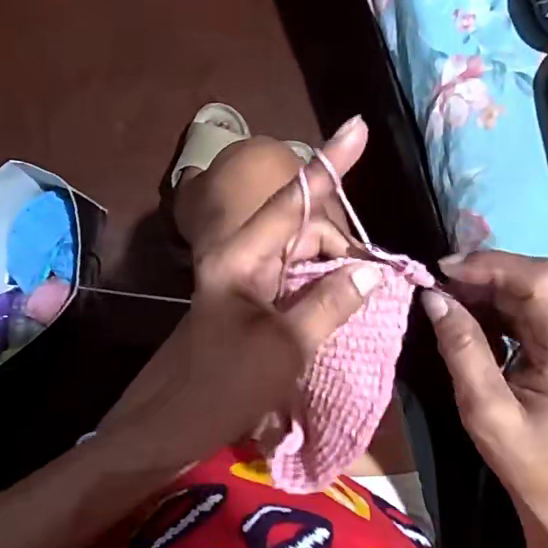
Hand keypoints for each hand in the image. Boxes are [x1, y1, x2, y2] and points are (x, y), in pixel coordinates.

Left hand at [99, 118, 378, 469]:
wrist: (168, 423)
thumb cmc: (223, 385)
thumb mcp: (287, 348)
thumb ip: (331, 303)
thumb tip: (373, 270)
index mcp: (241, 257)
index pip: (292, 200)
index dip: (329, 164)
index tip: (358, 124)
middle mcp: (239, 257)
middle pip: (301, 226)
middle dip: (341, 241)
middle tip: (380, 276)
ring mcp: (242, 279)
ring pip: (298, 254)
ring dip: (333, 266)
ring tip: (365, 294)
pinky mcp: (246, 302)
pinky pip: (289, 279)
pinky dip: (318, 285)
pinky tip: (342, 302)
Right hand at [422, 252, 547, 533]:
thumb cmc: (524, 456)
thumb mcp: (483, 409)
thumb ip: (462, 350)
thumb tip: (433, 297)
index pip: (543, 281)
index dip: (492, 265)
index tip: (443, 272)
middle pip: (536, 278)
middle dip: (482, 274)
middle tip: (435, 287)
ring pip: (529, 285)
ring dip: (483, 286)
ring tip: (443, 299)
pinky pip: (527, 302)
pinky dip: (491, 300)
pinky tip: (464, 312)